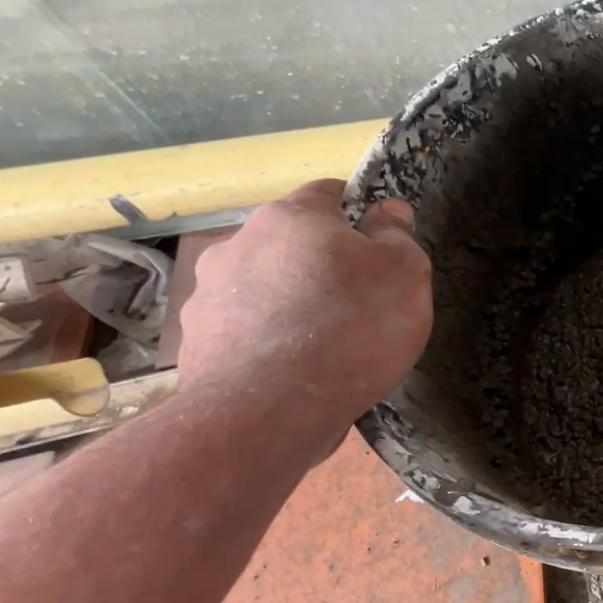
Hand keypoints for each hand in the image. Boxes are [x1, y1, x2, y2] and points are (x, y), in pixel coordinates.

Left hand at [176, 179, 431, 449]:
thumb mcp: (405, 273)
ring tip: (329, 338)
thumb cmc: (353, 326)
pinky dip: (272, 335)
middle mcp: (238, 243)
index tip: (385, 244)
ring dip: (294, 298)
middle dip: (325, 260)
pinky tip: (300, 364)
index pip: (329, 192)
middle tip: (363, 296)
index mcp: (291, 217)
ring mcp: (208, 294)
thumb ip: (397, 235)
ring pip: (267, 283)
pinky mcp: (197, 341)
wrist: (269, 411)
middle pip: (294, 240)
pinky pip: (248, 324)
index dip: (362, 212)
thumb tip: (386, 210)